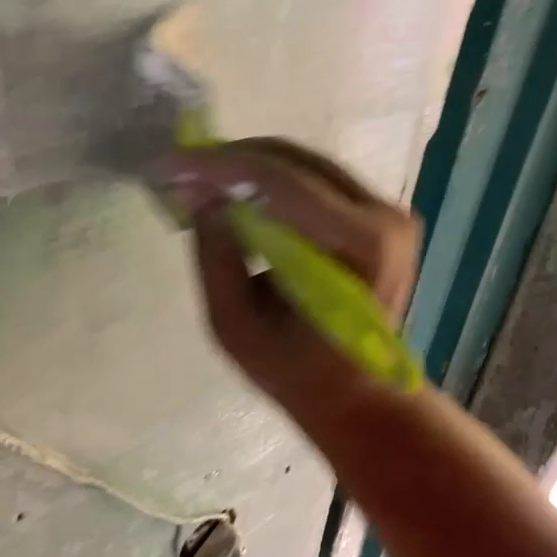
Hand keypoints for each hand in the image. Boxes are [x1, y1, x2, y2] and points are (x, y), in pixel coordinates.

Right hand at [155, 138, 421, 417]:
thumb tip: (200, 195)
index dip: (220, 166)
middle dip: (230, 160)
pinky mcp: (378, 215)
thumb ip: (216, 257)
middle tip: (179, 170)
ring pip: (304, 164)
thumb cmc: (295, 371)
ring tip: (200, 180)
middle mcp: (383, 217)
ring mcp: (386, 212)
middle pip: (294, 162)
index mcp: (360, 246)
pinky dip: (269, 182)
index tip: (169, 164)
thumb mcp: (236, 325)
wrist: (358, 395)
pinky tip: (234, 194)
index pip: (282, 183)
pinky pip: (314, 181)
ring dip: (248, 168)